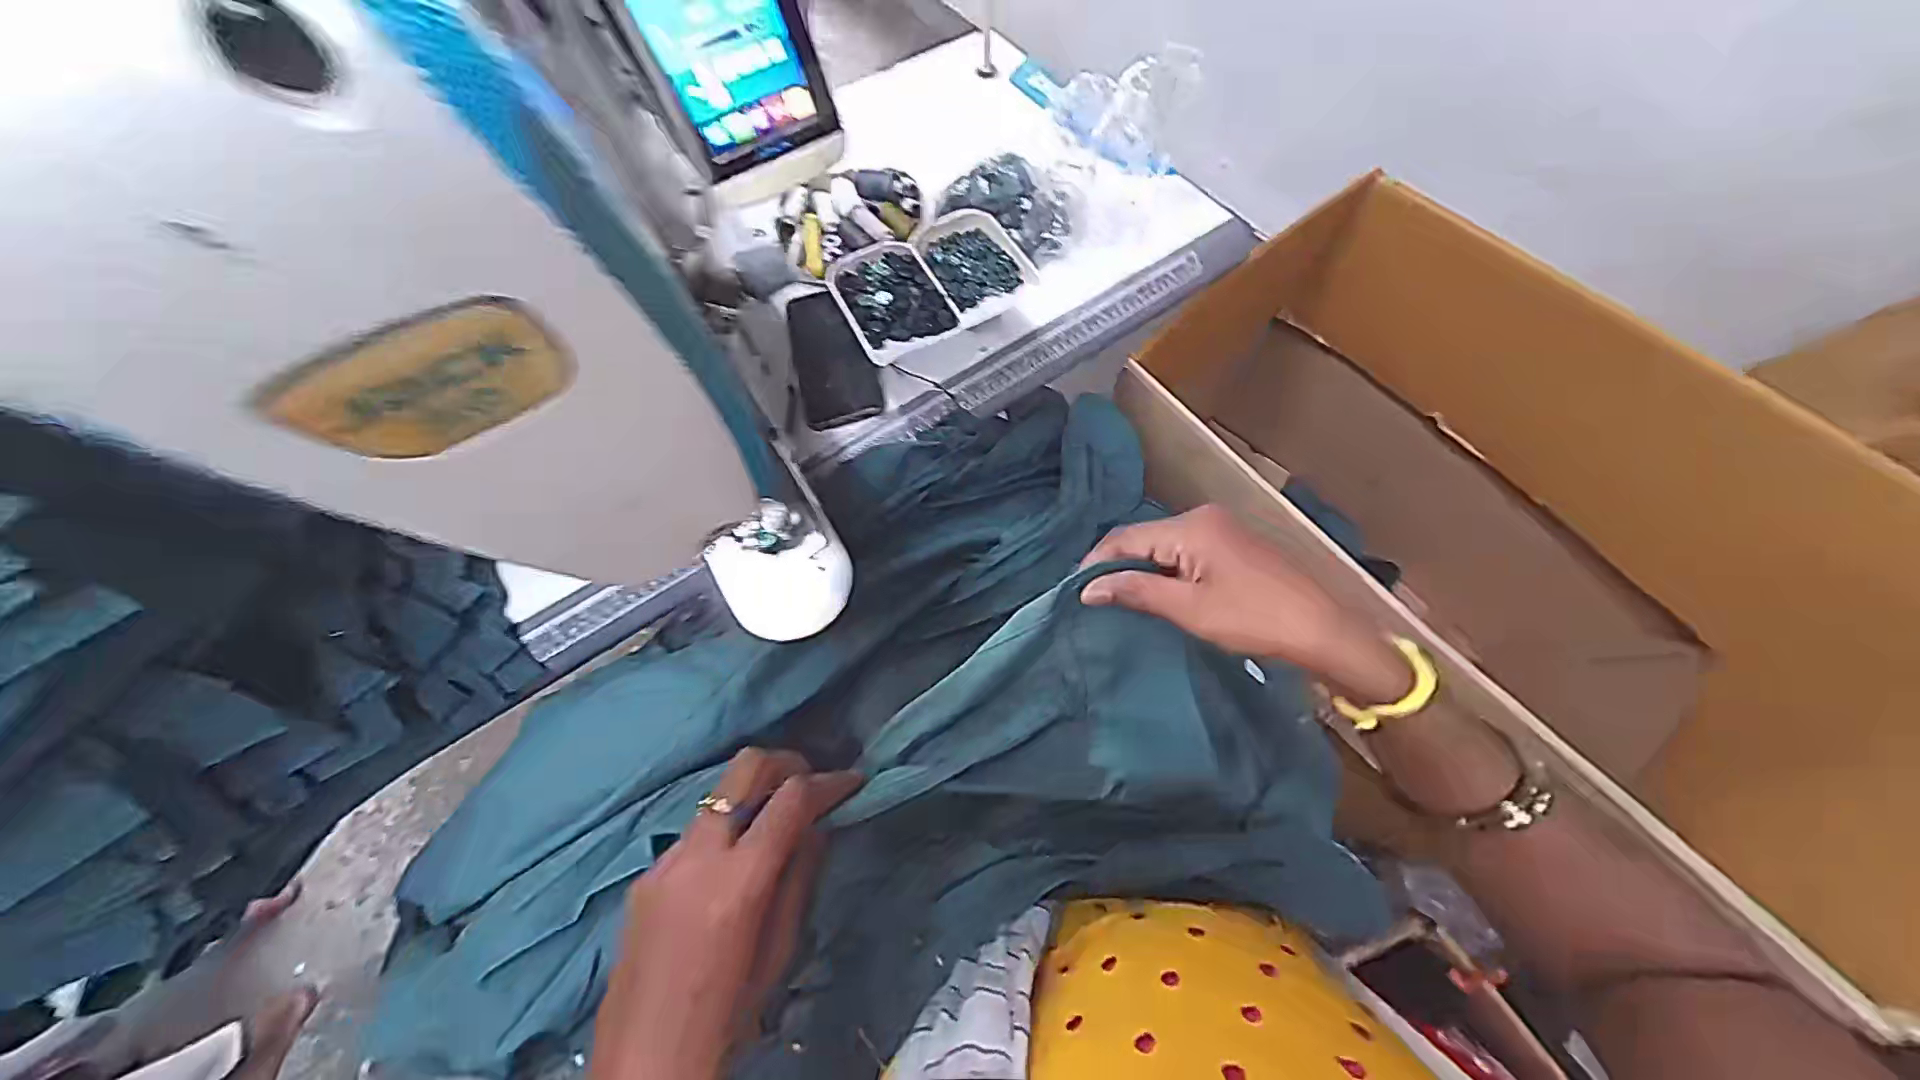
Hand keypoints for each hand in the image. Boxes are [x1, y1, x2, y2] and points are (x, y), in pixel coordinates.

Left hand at [590, 749, 861, 1079]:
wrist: (644, 1062)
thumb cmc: (728, 1015)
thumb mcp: (780, 947)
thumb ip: (800, 875)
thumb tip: (817, 824)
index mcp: (738, 882)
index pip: (792, 799)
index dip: (830, 782)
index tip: (853, 781)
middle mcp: (697, 856)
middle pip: (746, 767)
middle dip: (787, 763)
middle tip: (811, 782)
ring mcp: (664, 860)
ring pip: (718, 793)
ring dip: (753, 794)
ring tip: (776, 820)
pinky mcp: (644, 873)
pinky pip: (695, 830)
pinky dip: (724, 828)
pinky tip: (733, 863)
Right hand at [1079, 505, 1410, 702]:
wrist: (1325, 631)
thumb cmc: (1255, 620)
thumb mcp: (1188, 609)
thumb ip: (1135, 591)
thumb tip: (1089, 587)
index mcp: (1192, 526)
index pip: (1125, 537)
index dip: (1096, 563)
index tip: (1077, 592)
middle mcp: (1204, 517)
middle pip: (1144, 537)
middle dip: (1118, 567)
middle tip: (1097, 599)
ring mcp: (1222, 528)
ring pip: (1164, 545)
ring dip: (1142, 570)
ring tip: (1122, 600)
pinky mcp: (1234, 544)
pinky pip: (1185, 551)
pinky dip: (1167, 571)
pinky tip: (1160, 594)